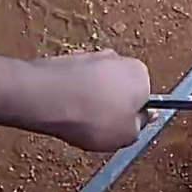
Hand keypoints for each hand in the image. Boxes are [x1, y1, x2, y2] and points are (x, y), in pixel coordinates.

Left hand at [14, 50, 150, 151]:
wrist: (47, 98)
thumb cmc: (93, 118)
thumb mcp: (127, 136)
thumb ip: (141, 126)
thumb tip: (144, 118)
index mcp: (141, 74)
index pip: (143, 98)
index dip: (131, 117)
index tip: (119, 130)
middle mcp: (119, 58)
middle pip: (121, 89)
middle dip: (111, 107)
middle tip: (99, 128)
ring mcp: (92, 56)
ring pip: (97, 85)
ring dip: (90, 101)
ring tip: (77, 121)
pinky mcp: (67, 59)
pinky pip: (76, 82)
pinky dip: (72, 95)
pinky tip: (63, 111)